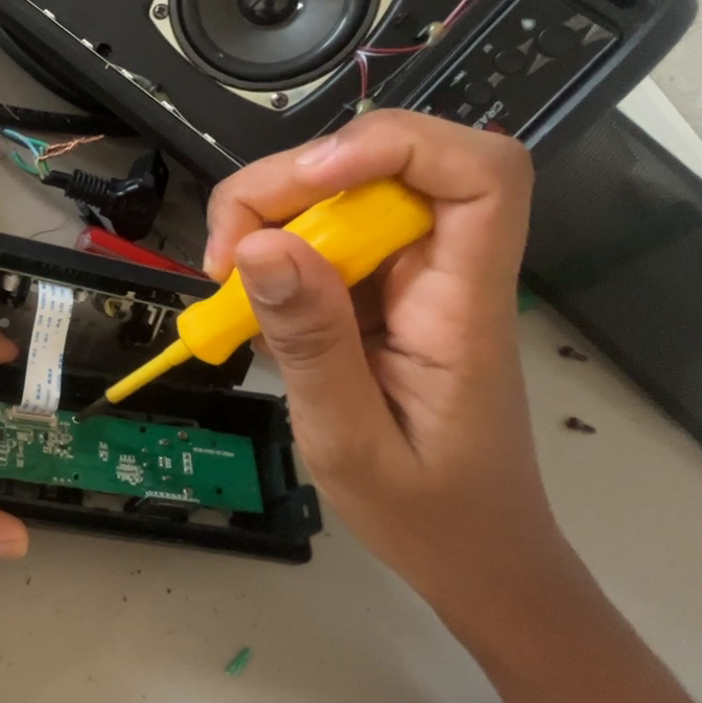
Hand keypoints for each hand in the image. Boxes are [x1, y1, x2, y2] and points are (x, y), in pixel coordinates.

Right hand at [202, 109, 550, 604]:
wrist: (473, 557)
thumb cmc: (429, 514)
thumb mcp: (351, 441)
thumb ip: (312, 343)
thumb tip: (260, 244)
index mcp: (464, 301)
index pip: (478, 172)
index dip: (395, 145)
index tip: (309, 183)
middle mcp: (439, 267)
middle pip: (379, 164)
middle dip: (283, 185)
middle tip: (222, 255)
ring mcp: (405, 275)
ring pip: (334, 193)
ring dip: (262, 217)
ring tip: (223, 287)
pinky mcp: (372, 289)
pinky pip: (314, 235)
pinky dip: (264, 254)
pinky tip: (245, 307)